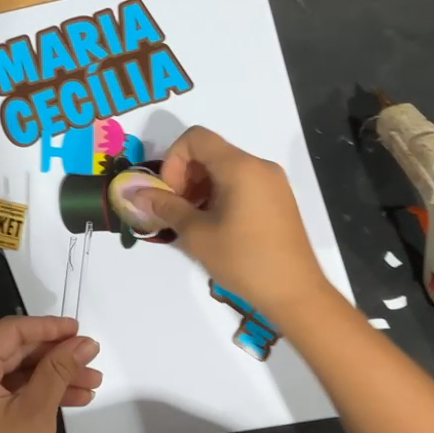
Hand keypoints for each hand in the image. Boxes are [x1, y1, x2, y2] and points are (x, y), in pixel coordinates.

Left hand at [0, 316, 101, 432]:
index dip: (48, 328)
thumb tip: (84, 342)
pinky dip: (38, 391)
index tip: (80, 329)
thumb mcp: (36, 413)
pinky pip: (9, 388)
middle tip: (92, 357)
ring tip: (93, 382)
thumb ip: (59, 371)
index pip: (10, 331)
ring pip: (16, 370)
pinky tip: (74, 398)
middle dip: (55, 354)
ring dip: (52, 374)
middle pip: (14, 350)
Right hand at [129, 125, 331, 320]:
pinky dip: (220, 194)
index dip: (173, 160)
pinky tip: (216, 226)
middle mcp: (259, 166)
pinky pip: (241, 182)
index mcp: (240, 167)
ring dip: (200, 187)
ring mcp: (272, 182)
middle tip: (178, 210)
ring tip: (195, 222)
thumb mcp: (197, 234)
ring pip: (224, 168)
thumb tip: (137, 193)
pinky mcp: (278, 198)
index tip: (171, 194)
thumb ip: (165, 207)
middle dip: (185, 176)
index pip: (195, 138)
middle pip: (209, 152)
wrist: (296, 294)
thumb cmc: (244, 260)